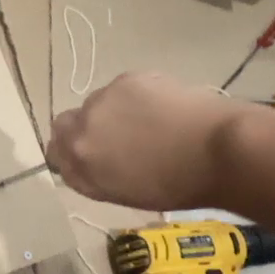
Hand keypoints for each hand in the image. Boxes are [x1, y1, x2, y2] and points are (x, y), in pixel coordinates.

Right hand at [47, 73, 243, 211]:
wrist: (219, 149)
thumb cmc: (176, 185)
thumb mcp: (122, 193)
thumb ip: (91, 174)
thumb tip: (84, 160)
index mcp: (79, 162)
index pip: (55, 152)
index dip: (70, 152)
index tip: (92, 156)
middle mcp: (81, 129)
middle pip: (68, 123)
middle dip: (86, 128)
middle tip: (118, 138)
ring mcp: (104, 101)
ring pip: (97, 103)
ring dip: (112, 111)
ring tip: (148, 122)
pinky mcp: (129, 80)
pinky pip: (122, 89)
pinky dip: (136, 97)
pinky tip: (162, 108)